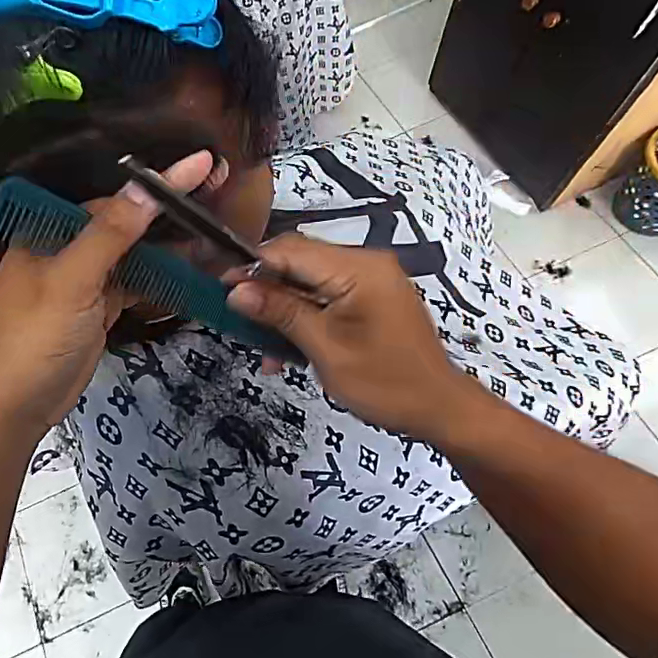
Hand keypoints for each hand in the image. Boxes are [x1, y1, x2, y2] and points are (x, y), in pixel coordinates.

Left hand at [0, 150, 215, 422]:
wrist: (15, 407)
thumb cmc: (34, 340)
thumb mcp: (71, 282)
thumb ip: (109, 235)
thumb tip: (146, 188)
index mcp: (51, 231)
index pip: (115, 200)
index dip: (160, 183)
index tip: (201, 164)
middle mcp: (69, 248)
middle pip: (128, 222)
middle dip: (171, 212)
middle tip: (217, 195)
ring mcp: (86, 279)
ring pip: (137, 254)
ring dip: (171, 248)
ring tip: (214, 235)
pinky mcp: (99, 306)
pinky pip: (137, 282)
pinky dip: (162, 278)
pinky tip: (190, 271)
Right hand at [225, 234, 480, 439]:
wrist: (438, 407)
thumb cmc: (386, 384)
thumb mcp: (325, 350)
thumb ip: (281, 313)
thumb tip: (236, 290)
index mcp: (359, 268)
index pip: (290, 249)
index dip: (251, 266)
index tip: (218, 286)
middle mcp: (367, 263)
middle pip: (300, 262)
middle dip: (266, 289)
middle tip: (236, 319)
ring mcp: (373, 280)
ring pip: (311, 282)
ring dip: (284, 309)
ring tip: (263, 345)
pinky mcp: (374, 297)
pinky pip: (330, 296)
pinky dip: (307, 317)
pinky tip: (289, 348)